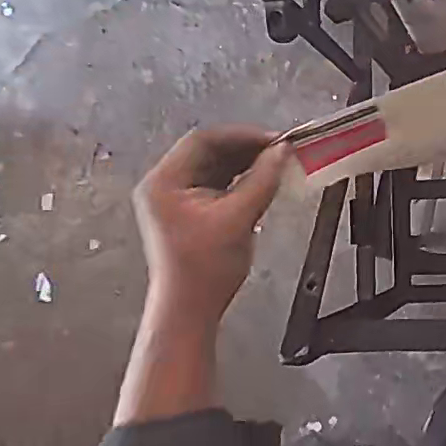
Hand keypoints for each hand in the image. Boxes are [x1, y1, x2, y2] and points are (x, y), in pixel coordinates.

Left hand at [132, 126, 290, 323]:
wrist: (190, 310)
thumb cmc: (204, 270)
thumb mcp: (238, 219)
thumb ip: (262, 181)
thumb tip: (281, 152)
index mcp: (164, 182)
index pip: (202, 140)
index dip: (241, 135)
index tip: (272, 139)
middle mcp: (166, 185)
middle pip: (208, 151)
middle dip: (245, 148)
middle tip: (278, 149)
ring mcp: (177, 198)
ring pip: (215, 166)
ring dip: (244, 163)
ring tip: (275, 162)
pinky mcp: (191, 211)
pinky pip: (217, 184)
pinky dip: (240, 179)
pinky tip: (262, 180)